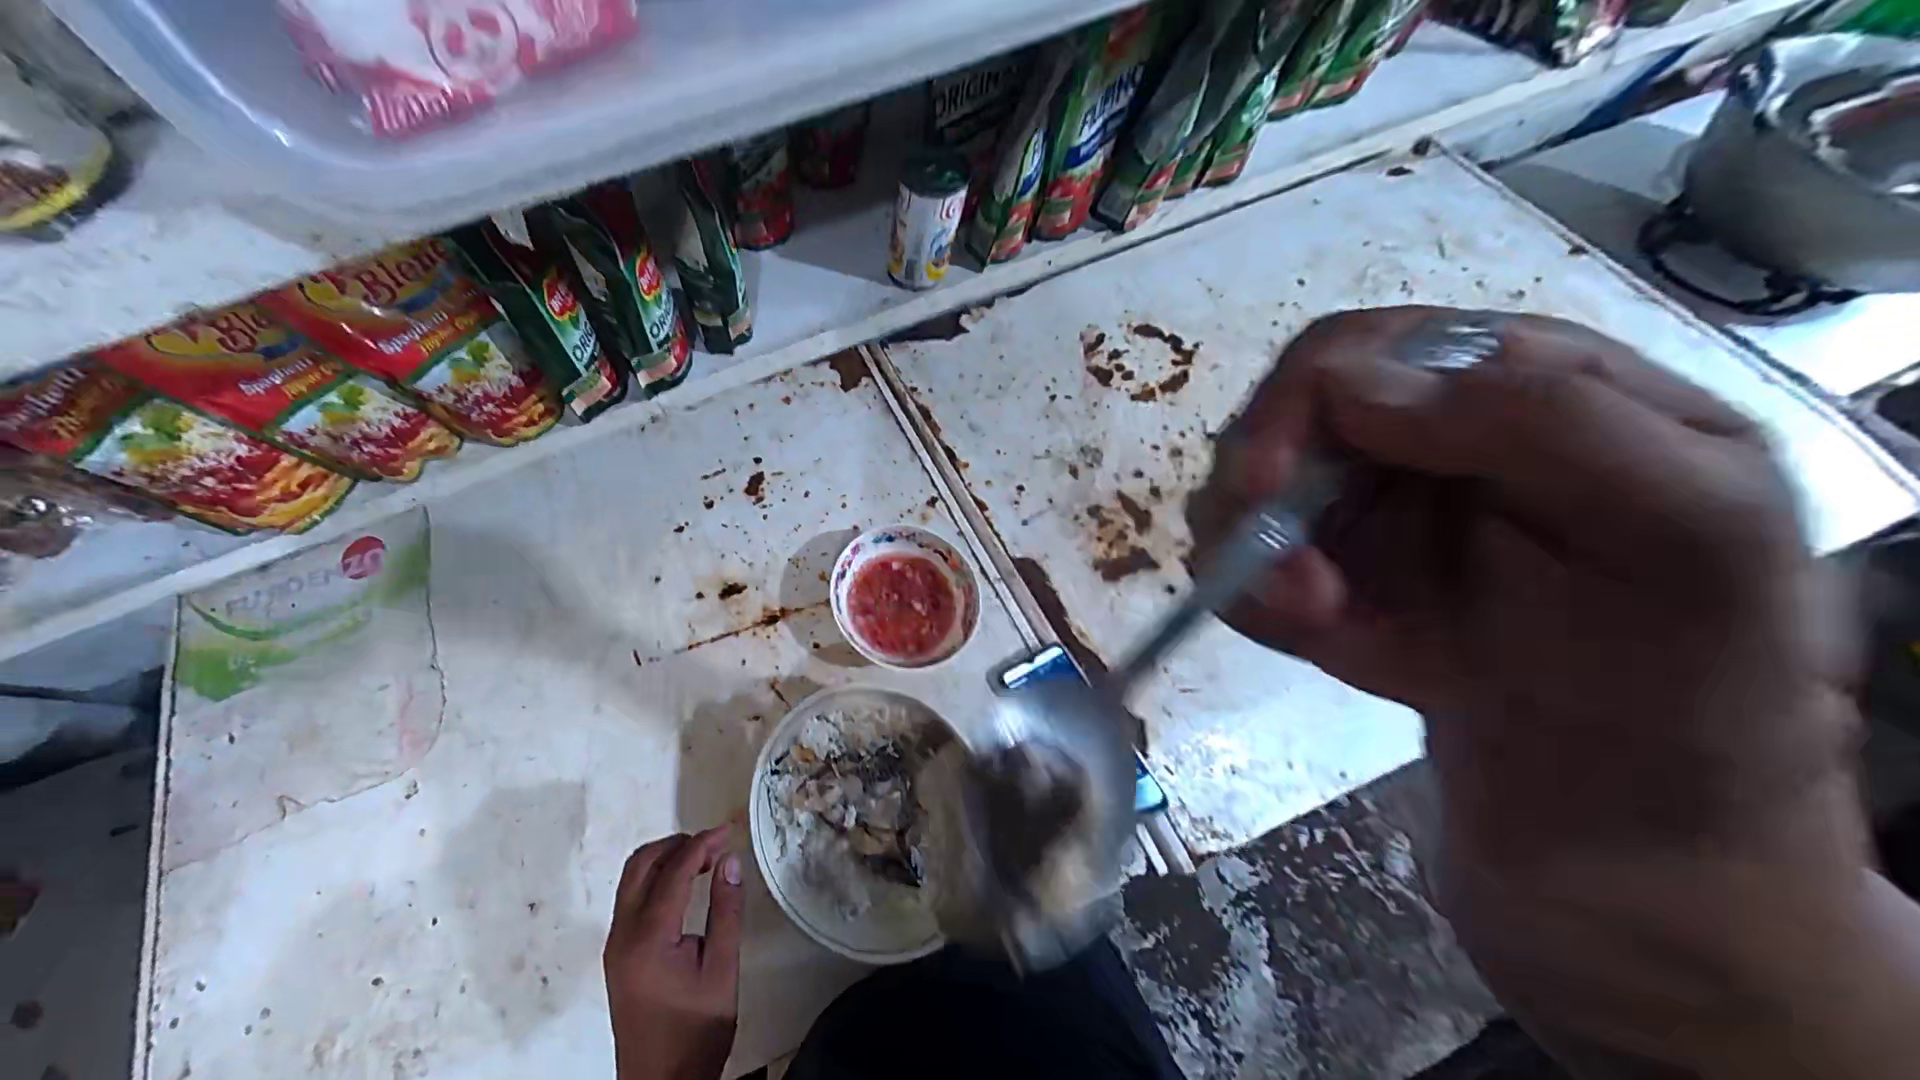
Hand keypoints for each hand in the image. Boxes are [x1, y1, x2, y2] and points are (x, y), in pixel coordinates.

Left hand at [605, 826, 742, 1079]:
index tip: (729, 830)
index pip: (673, 871)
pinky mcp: (618, 954)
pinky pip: (632, 897)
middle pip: (641, 865)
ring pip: (632, 878)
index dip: (702, 844)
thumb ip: (726, 910)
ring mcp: (615, 944)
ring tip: (704, 859)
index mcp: (648, 938)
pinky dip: (656, 878)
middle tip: (715, 843)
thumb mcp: (722, 968)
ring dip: (665, 858)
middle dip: (678, 843)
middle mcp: (622, 934)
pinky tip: (685, 885)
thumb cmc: (697, 1029)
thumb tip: (730, 860)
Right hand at [1190, 307, 1914, 1075]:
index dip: (1294, 405)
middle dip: (1262, 502)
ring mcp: (1356, 511)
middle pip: (1275, 422)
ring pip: (1237, 497)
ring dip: (1257, 565)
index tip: (1268, 490)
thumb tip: (1352, 380)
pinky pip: (1236, 567)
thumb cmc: (1679, 676)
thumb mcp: (1683, 528)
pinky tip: (1317, 640)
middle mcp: (1412, 437)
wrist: (1617, 816)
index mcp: (1506, 386)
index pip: (1357, 348)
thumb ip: (1544, 418)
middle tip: (1301, 594)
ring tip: (1323, 627)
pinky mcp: (1315, 577)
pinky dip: (1253, 603)